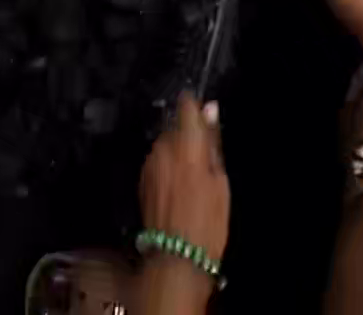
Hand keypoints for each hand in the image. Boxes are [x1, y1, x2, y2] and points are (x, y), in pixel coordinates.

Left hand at [140, 94, 229, 264]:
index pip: (186, 105)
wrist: (175, 257)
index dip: (195, 106)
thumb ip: (212, 142)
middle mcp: (163, 145)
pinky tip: (176, 187)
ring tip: (191, 178)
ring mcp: (149, 159)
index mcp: (186, 144)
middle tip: (204, 159)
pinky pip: (157, 159)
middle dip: (187, 135)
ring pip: (165, 143)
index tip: (203, 113)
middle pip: (175, 125)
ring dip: (176, 151)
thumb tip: (210, 109)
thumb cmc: (207, 222)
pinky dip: (166, 165)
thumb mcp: (220, 183)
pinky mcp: (142, 175)